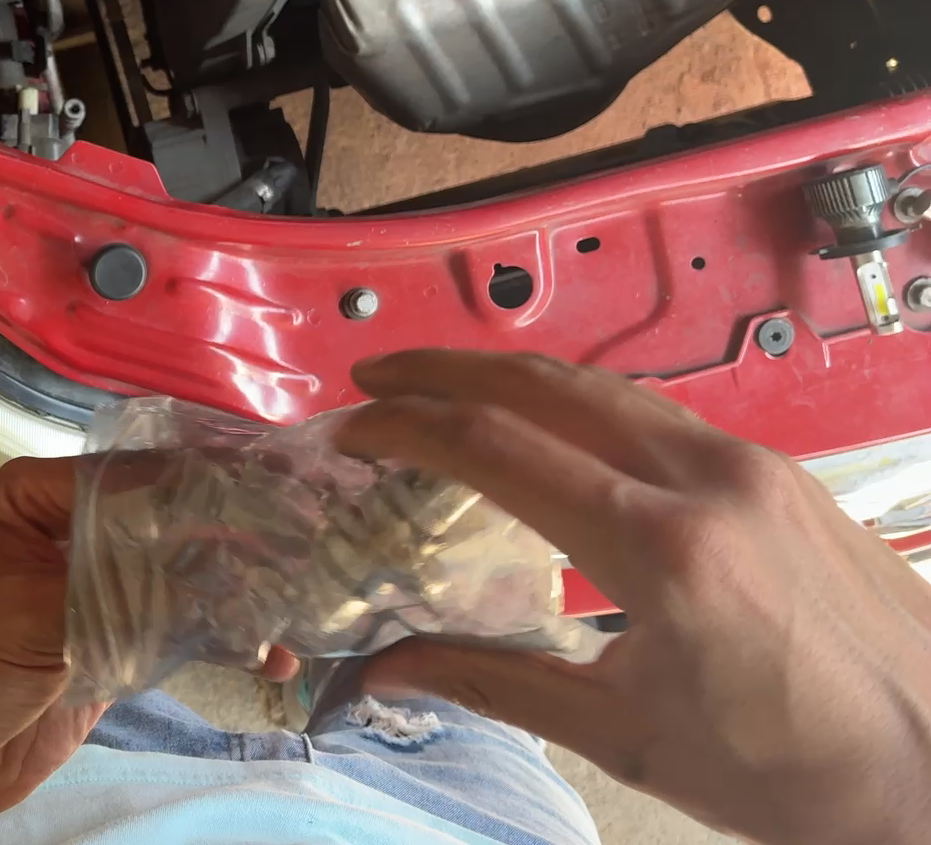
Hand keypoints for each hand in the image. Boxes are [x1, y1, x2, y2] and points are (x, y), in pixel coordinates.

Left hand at [0, 453, 303, 842]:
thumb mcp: (33, 615)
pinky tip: (265, 649)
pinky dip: (217, 633)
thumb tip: (218, 573)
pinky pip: (174, 623)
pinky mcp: (113, 635)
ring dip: (231, 582)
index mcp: (35, 496)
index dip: (194, 481)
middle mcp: (70, 527)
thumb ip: (120, 591)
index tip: (264, 490)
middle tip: (298, 538)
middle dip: (225, 530)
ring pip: (175, 568)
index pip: (127, 473)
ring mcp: (94, 583)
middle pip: (159, 516)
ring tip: (295, 593)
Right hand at [337, 351, 930, 844]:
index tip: (350, 431)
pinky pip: (633, 405)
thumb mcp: (624, 736)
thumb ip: (485, 682)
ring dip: (491, 370)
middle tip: (369, 378)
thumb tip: (376, 673)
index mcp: (656, 549)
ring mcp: (743, 460)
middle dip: (436, 370)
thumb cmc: (791, 772)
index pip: (492, 447)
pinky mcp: (769, 464)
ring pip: (587, 382)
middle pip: (535, 386)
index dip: (405, 427)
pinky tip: (523, 415)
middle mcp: (699, 478)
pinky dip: (552, 395)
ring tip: (427, 380)